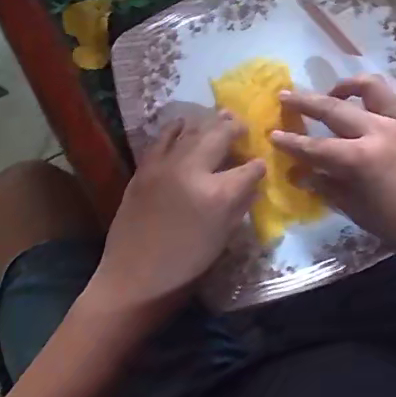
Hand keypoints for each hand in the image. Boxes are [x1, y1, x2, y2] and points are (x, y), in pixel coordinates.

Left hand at [86, 113, 263, 323]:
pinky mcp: (144, 169)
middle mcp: (192, 171)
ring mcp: (165, 166)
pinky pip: (162, 139)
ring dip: (208, 123)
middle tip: (242, 126)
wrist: (134, 279)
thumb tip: (250, 183)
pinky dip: (176, 129)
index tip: (261, 164)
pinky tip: (183, 124)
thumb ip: (239, 206)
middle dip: (235, 128)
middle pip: (219, 136)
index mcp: (218, 195)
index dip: (258, 166)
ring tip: (219, 117)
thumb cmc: (186, 267)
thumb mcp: (223, 238)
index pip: (249, 169)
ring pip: (191, 131)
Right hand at [271, 75, 395, 274]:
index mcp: (360, 158)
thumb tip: (300, 173)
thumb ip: (327, 186)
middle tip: (285, 96)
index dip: (291, 141)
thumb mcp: (357, 209)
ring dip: (347, 85)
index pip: (315, 146)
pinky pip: (395, 98)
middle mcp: (378, 131)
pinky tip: (370, 104)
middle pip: (334, 108)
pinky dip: (378, 95)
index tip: (271, 133)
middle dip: (306, 102)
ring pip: (371, 87)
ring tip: (333, 92)